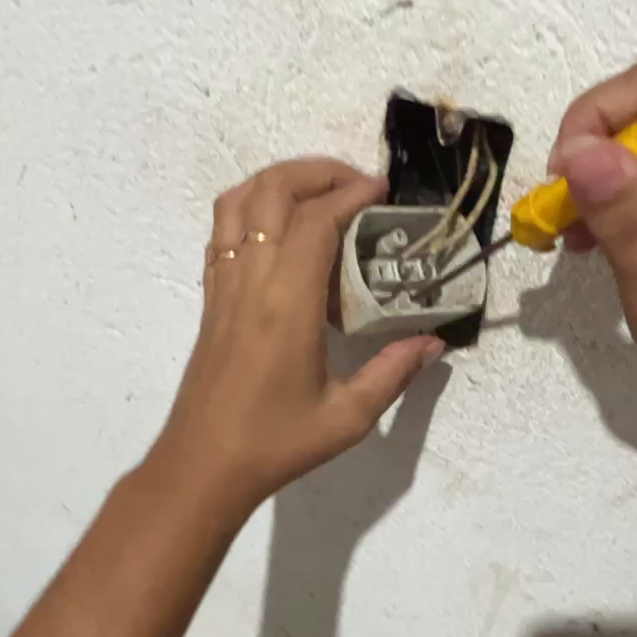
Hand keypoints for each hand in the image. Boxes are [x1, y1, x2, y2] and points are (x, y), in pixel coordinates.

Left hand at [149, 159, 444, 508]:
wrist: (203, 465)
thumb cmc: (276, 442)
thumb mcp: (348, 416)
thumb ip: (393, 372)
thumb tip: (433, 342)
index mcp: (286, 303)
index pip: (315, 220)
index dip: (351, 193)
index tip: (382, 191)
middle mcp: (249, 280)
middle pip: (271, 190)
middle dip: (316, 172)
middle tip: (356, 187)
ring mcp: (223, 285)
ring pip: (238, 201)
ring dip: (278, 182)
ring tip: (319, 196)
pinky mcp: (210, 298)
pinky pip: (222, 232)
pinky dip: (251, 210)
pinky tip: (281, 234)